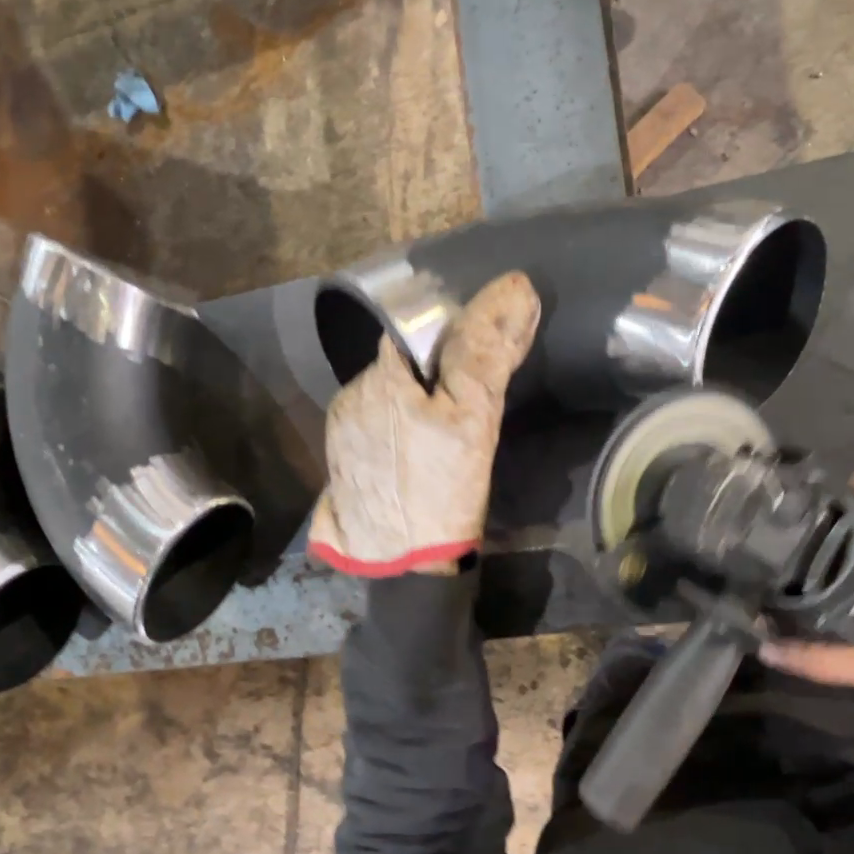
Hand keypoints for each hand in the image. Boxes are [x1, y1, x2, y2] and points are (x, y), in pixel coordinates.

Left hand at [308, 272, 540, 576]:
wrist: (402, 566)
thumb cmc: (441, 488)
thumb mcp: (474, 419)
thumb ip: (486, 352)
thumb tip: (514, 288)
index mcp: (380, 377)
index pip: (413, 333)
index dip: (445, 343)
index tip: (471, 368)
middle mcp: (350, 396)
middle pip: (398, 367)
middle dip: (428, 380)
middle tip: (460, 416)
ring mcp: (339, 434)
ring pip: (383, 400)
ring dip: (408, 409)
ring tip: (437, 445)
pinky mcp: (339, 465)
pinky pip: (370, 432)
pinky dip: (392, 437)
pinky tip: (411, 464)